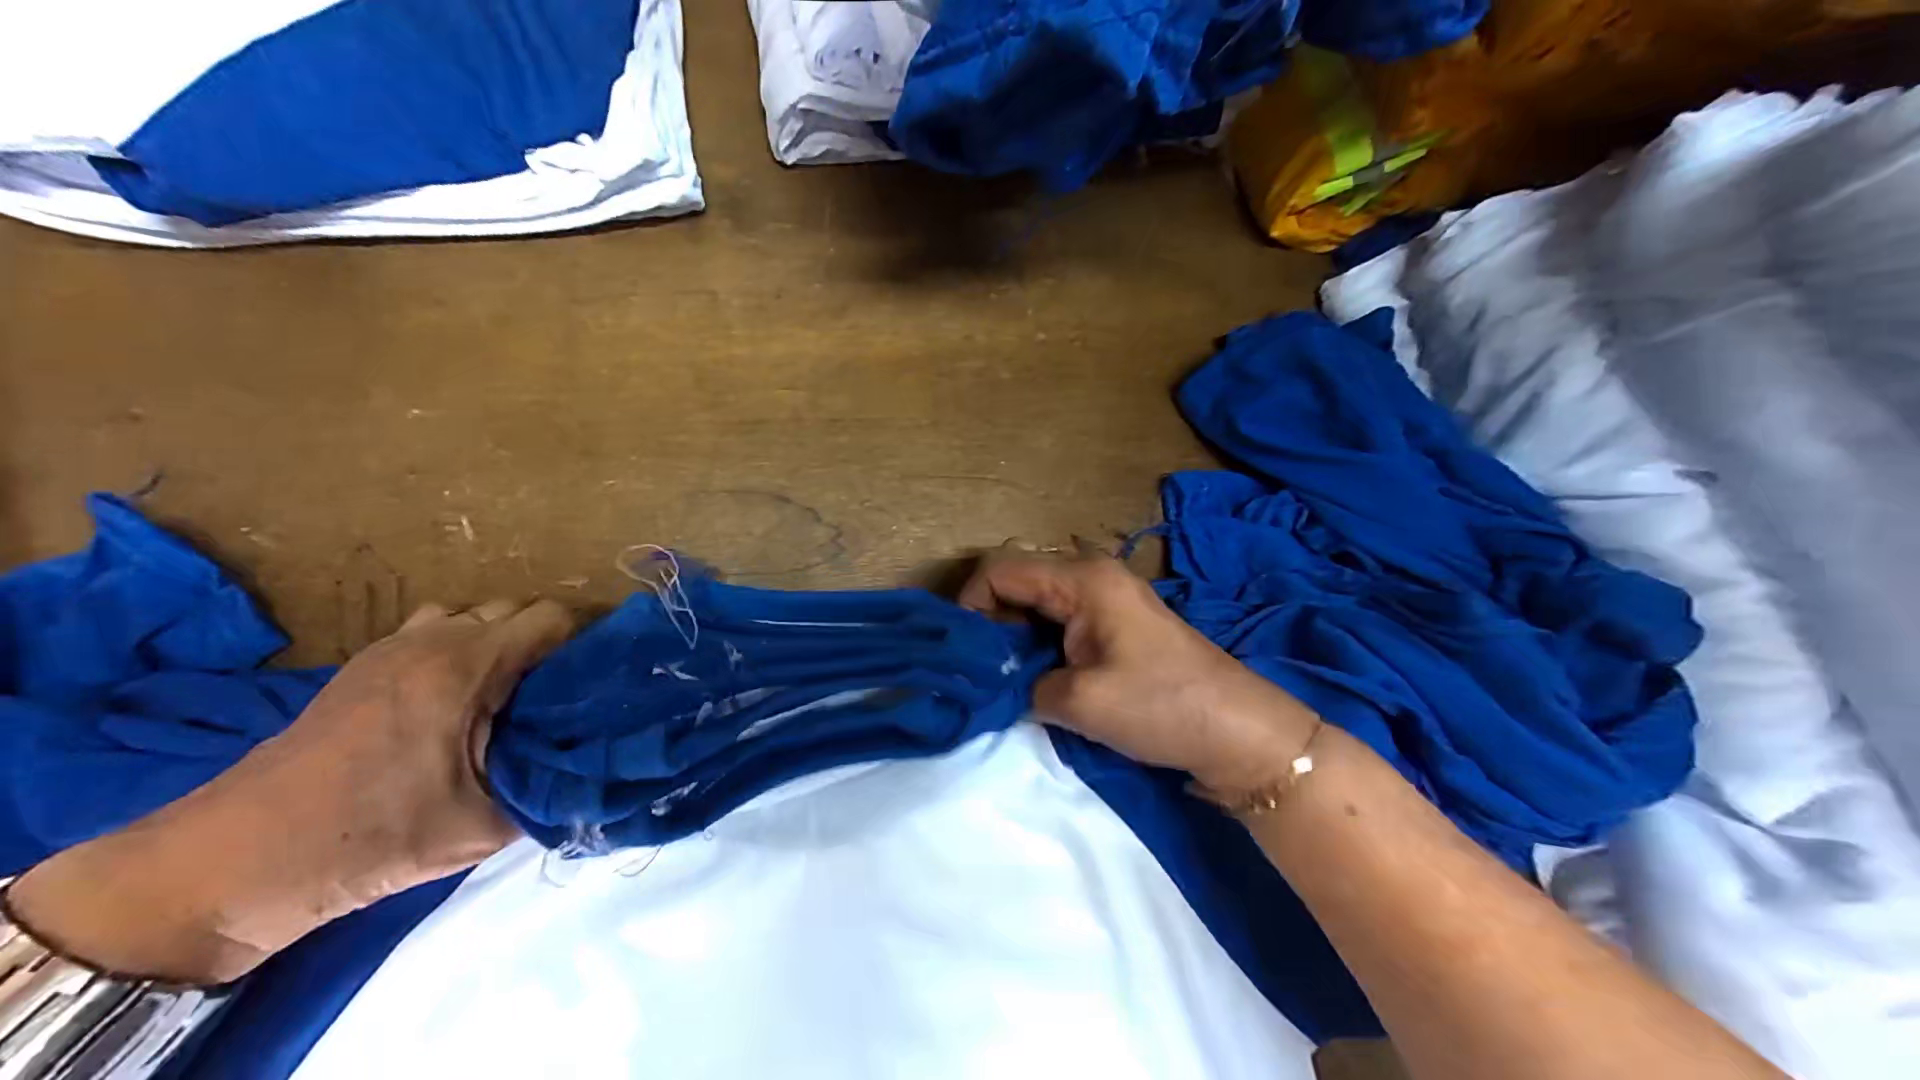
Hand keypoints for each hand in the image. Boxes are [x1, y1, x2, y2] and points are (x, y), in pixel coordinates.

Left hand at [8, 599, 572, 983]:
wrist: (237, 863)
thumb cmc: (371, 840)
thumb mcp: (486, 824)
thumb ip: (553, 785)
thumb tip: (598, 765)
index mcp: (465, 666)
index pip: (553, 618)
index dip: (584, 643)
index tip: (594, 682)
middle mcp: (431, 640)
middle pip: (516, 609)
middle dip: (546, 642)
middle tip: (555, 695)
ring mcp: (391, 647)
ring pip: (473, 615)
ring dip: (499, 640)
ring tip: (508, 692)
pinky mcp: (363, 664)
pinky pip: (434, 630)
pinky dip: (461, 647)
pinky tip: (458, 699)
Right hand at [959, 549, 1318, 792]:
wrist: (1240, 733)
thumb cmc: (1161, 706)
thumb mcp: (1079, 701)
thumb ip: (1023, 685)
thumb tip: (1000, 683)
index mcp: (1083, 580)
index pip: (1001, 569)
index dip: (971, 603)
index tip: (964, 651)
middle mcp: (1092, 578)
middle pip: (1018, 582)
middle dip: (991, 622)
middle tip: (983, 670)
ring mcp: (1107, 602)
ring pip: (1038, 606)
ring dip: (1016, 639)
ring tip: (1005, 680)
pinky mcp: (1116, 628)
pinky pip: (1061, 624)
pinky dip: (1040, 648)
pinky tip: (1037, 680)